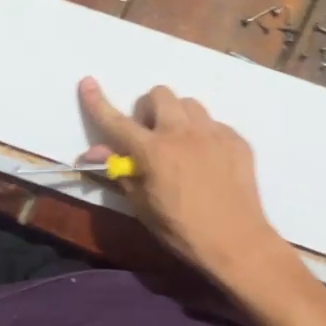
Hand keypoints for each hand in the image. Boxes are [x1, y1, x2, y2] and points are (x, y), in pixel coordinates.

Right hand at [77, 77, 296, 286]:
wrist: (238, 243)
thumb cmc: (182, 230)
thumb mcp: (142, 205)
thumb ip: (120, 171)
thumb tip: (94, 152)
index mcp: (154, 151)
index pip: (117, 121)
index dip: (98, 102)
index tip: (88, 82)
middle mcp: (182, 133)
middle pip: (159, 94)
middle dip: (149, 110)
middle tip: (150, 137)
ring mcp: (213, 133)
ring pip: (189, 104)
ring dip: (177, 117)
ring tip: (180, 145)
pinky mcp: (237, 140)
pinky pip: (213, 124)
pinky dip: (203, 135)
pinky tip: (207, 161)